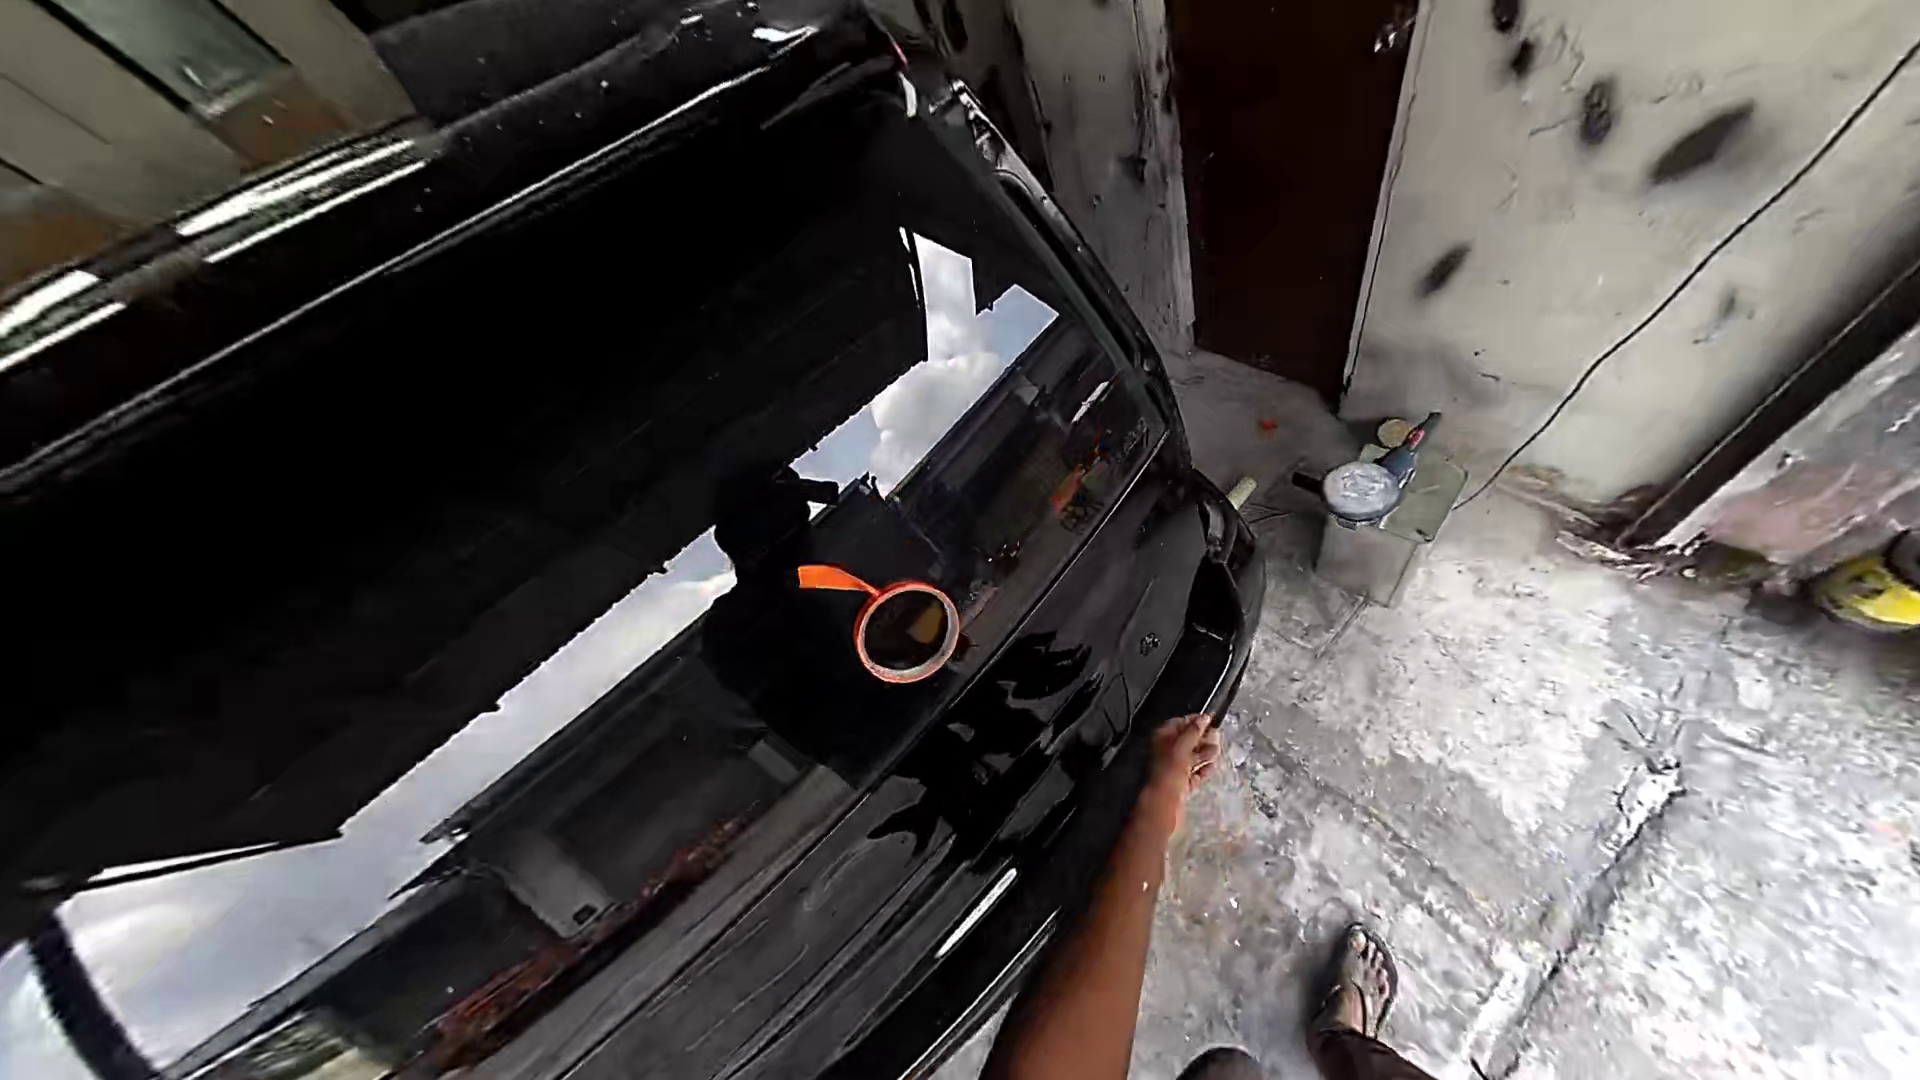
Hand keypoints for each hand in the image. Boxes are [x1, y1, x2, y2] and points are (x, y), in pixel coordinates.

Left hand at [1135, 713, 1221, 838]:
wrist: (1164, 802)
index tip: (1210, 718)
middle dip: (1202, 737)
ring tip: (1217, 750)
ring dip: (1205, 752)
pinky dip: (1204, 769)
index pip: (1179, 723)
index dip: (1194, 720)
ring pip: (1192, 757)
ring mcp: (1174, 768)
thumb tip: (1204, 718)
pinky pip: (1196, 773)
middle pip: (1187, 740)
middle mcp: (1166, 751)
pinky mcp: (1182, 783)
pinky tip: (1212, 766)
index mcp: (1161, 738)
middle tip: (1217, 734)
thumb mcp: (1182, 747)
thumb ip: (1193, 732)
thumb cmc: (1168, 772)